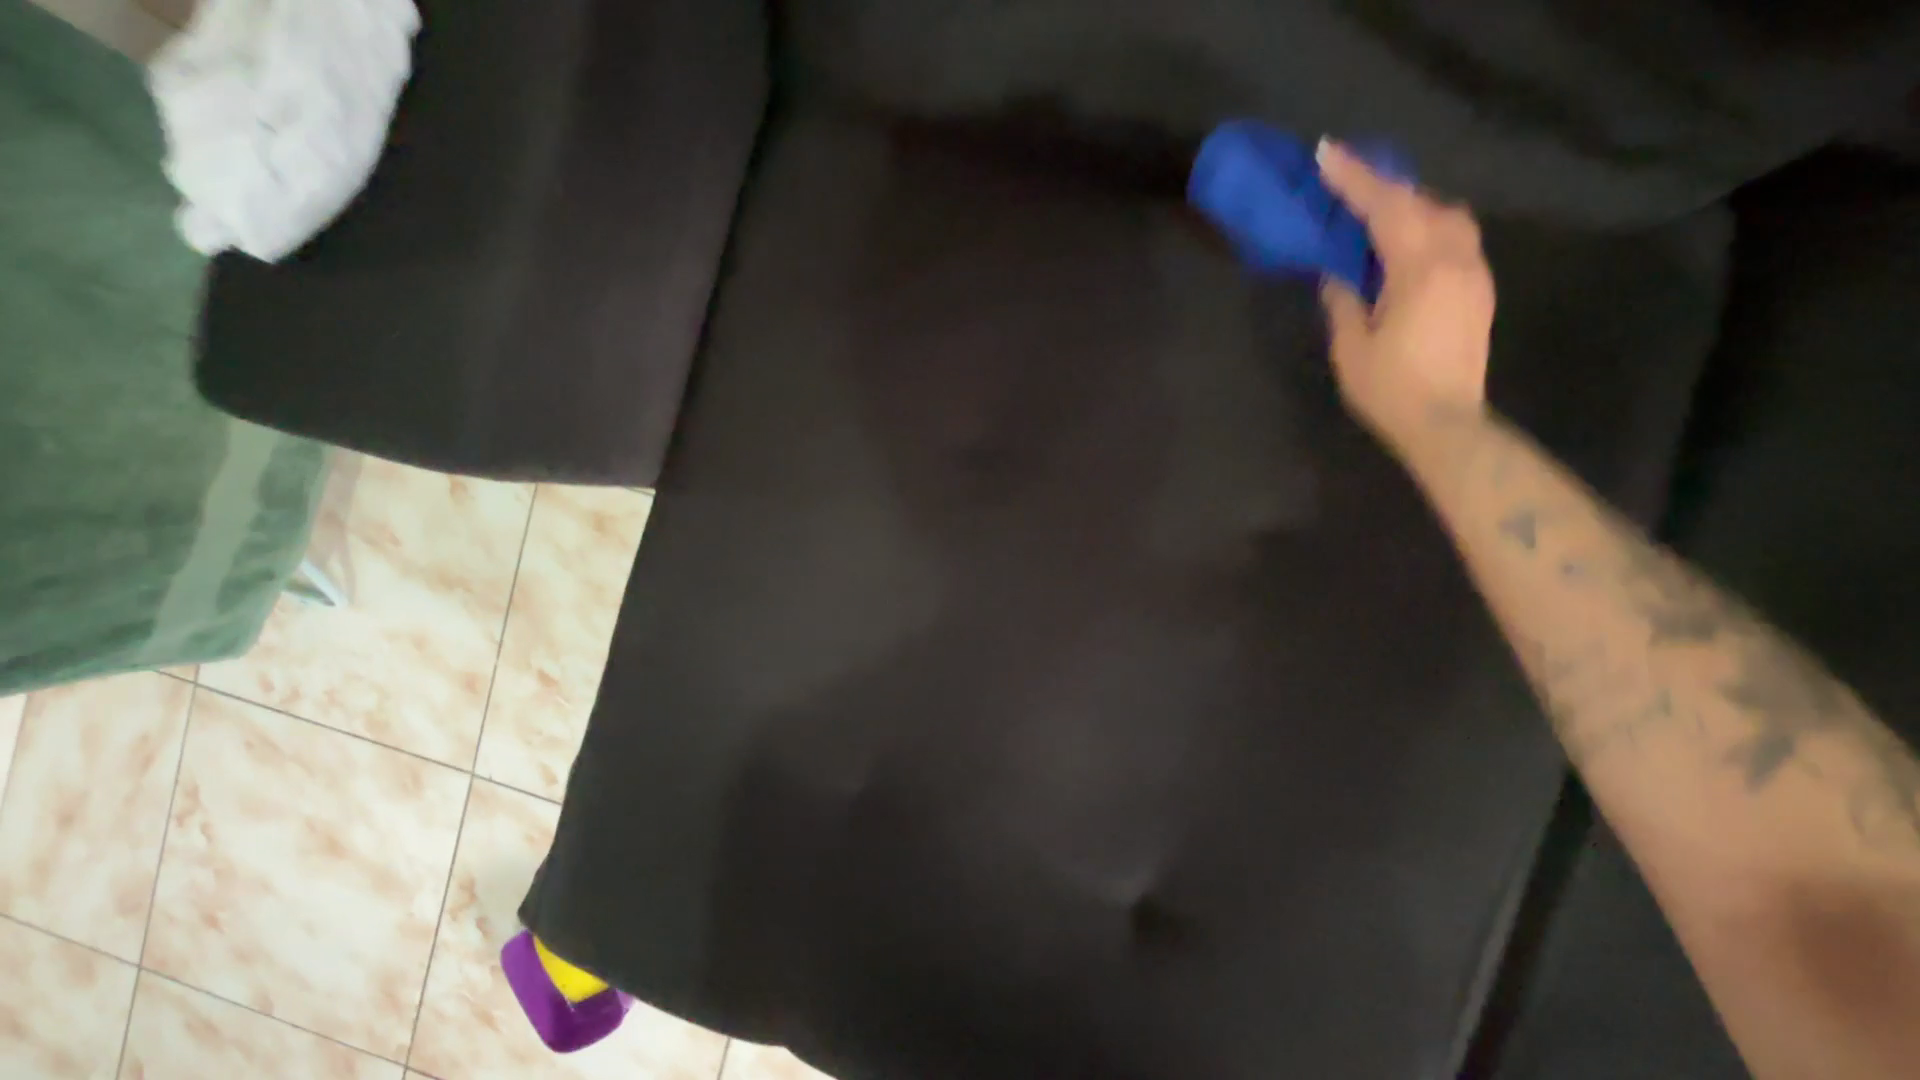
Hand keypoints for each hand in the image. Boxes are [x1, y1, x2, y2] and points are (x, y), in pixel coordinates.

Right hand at [1315, 139, 1495, 451]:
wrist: (1446, 425)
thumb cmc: (1390, 389)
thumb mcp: (1351, 346)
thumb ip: (1344, 299)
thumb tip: (1338, 272)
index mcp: (1419, 269)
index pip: (1385, 207)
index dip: (1353, 178)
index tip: (1327, 152)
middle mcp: (1455, 259)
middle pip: (1422, 202)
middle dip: (1383, 188)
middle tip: (1347, 185)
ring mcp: (1474, 274)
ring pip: (1448, 216)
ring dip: (1412, 207)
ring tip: (1379, 217)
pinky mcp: (1480, 291)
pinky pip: (1456, 239)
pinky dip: (1428, 229)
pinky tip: (1405, 248)